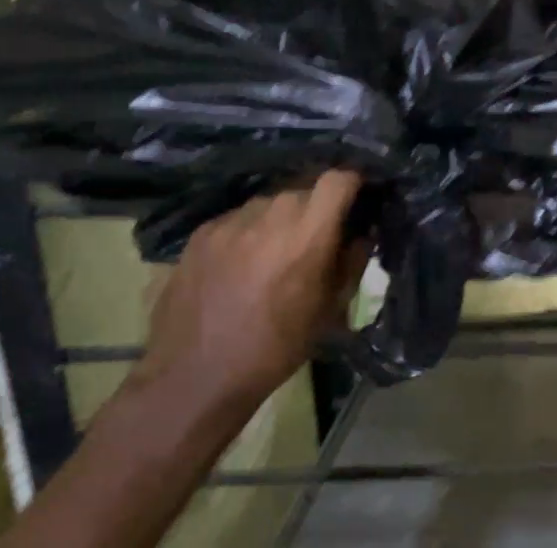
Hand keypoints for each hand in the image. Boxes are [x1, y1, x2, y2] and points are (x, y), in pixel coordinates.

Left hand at [136, 170, 369, 411]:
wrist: (194, 378)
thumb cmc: (276, 346)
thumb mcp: (331, 307)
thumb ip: (352, 260)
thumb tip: (362, 232)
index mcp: (308, 233)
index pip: (338, 178)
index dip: (353, 184)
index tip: (358, 200)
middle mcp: (269, 216)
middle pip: (304, 189)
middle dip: (316, 206)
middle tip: (317, 236)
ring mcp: (229, 223)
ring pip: (269, 203)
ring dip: (281, 218)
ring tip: (275, 251)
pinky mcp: (198, 236)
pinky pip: (237, 219)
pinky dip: (248, 231)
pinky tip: (241, 263)